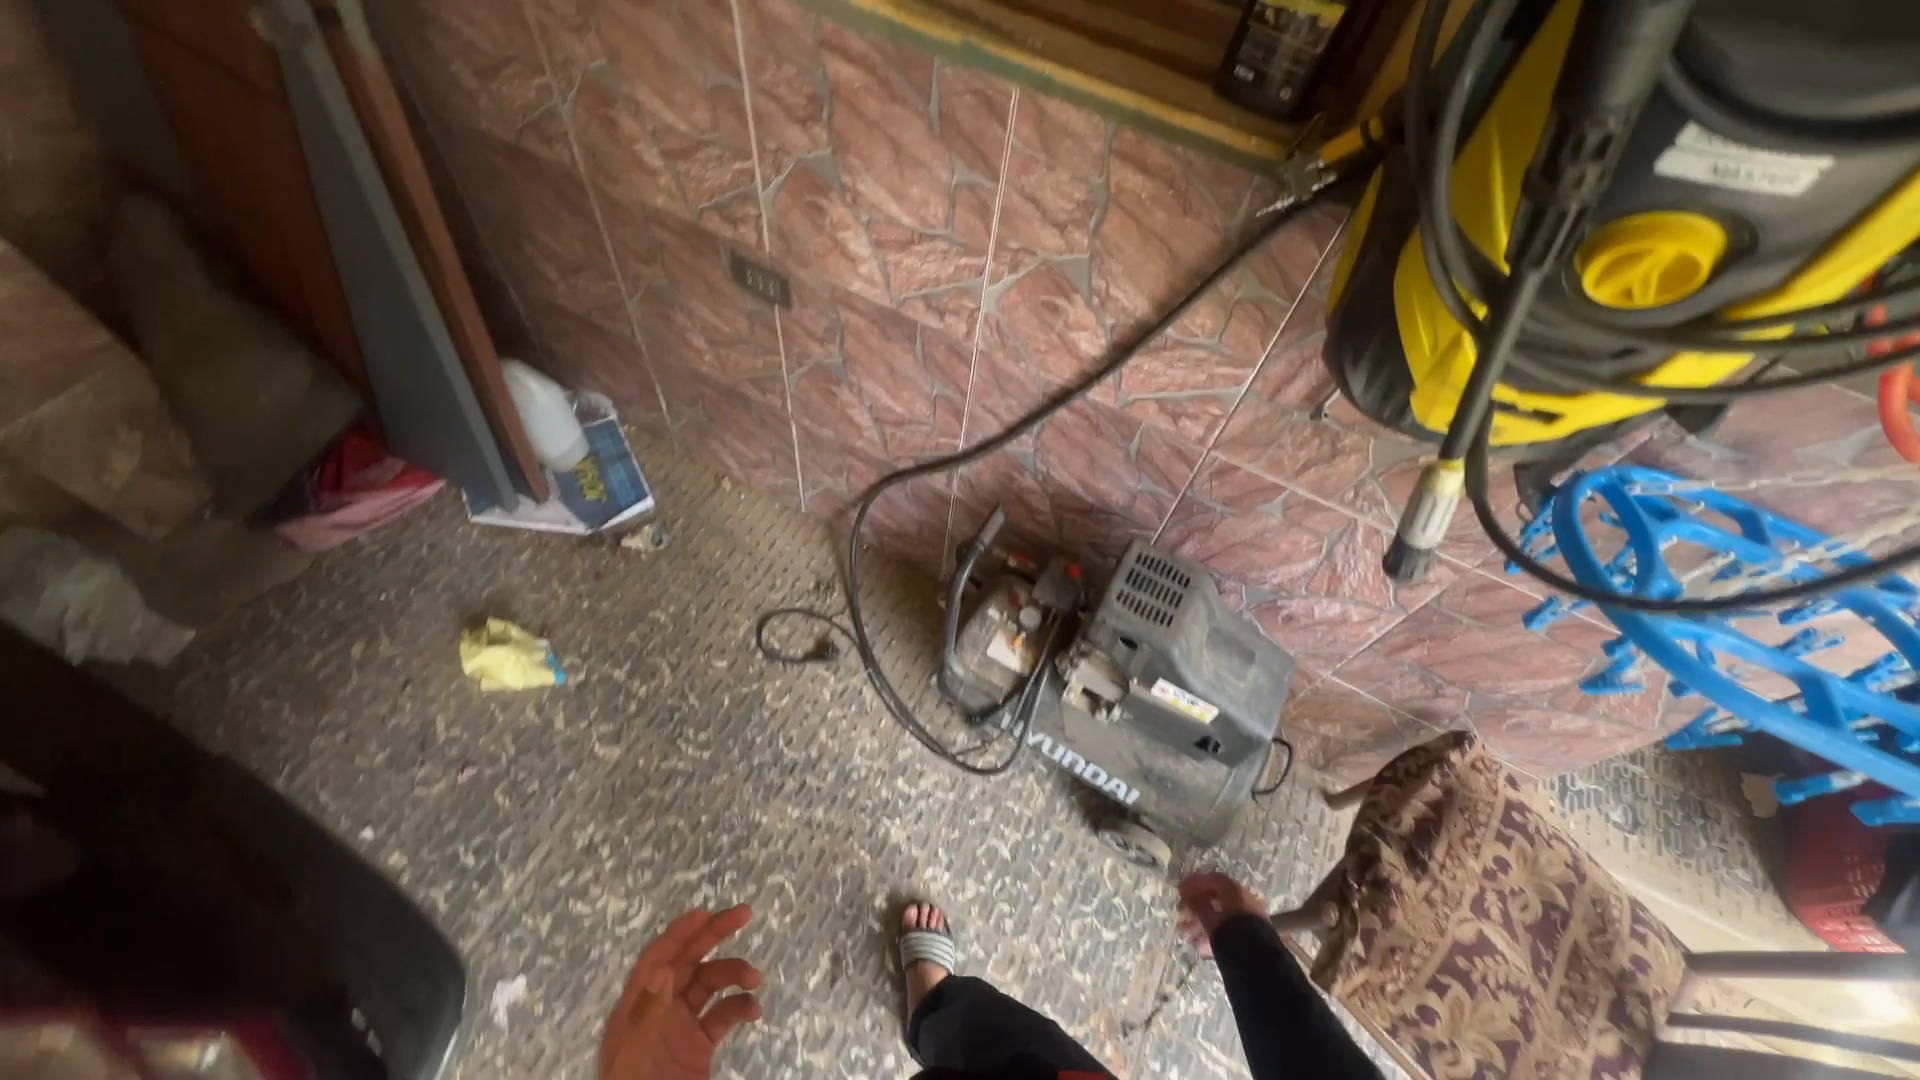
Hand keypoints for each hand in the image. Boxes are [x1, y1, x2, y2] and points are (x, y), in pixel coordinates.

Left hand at [599, 905, 763, 1079]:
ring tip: (755, 980)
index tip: (706, 912)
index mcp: (634, 1012)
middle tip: (744, 914)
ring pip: (709, 985)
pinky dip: (740, 1007)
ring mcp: (679, 1030)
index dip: (679, 933)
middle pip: (685, 963)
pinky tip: (754, 1012)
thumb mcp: (636, 1060)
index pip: (656, 960)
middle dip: (713, 935)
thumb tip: (664, 969)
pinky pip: (722, 1016)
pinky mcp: (698, 1049)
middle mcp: (657, 1013)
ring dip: (733, 974)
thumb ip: (648, 1017)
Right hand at [1177, 872, 1267, 958]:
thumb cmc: (1231, 934)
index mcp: (1235, 890)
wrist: (1259, 962)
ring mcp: (1250, 917)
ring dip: (1203, 923)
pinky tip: (1202, 949)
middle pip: (1216, 898)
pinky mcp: (1252, 934)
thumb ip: (1197, 904)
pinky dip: (1215, 933)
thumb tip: (1185, 892)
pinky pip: (1229, 928)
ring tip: (1188, 936)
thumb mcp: (1210, 919)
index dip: (1195, 883)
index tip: (1180, 892)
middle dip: (1197, 906)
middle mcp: (1245, 899)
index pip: (1212, 879)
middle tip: (1181, 915)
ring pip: (1222, 915)